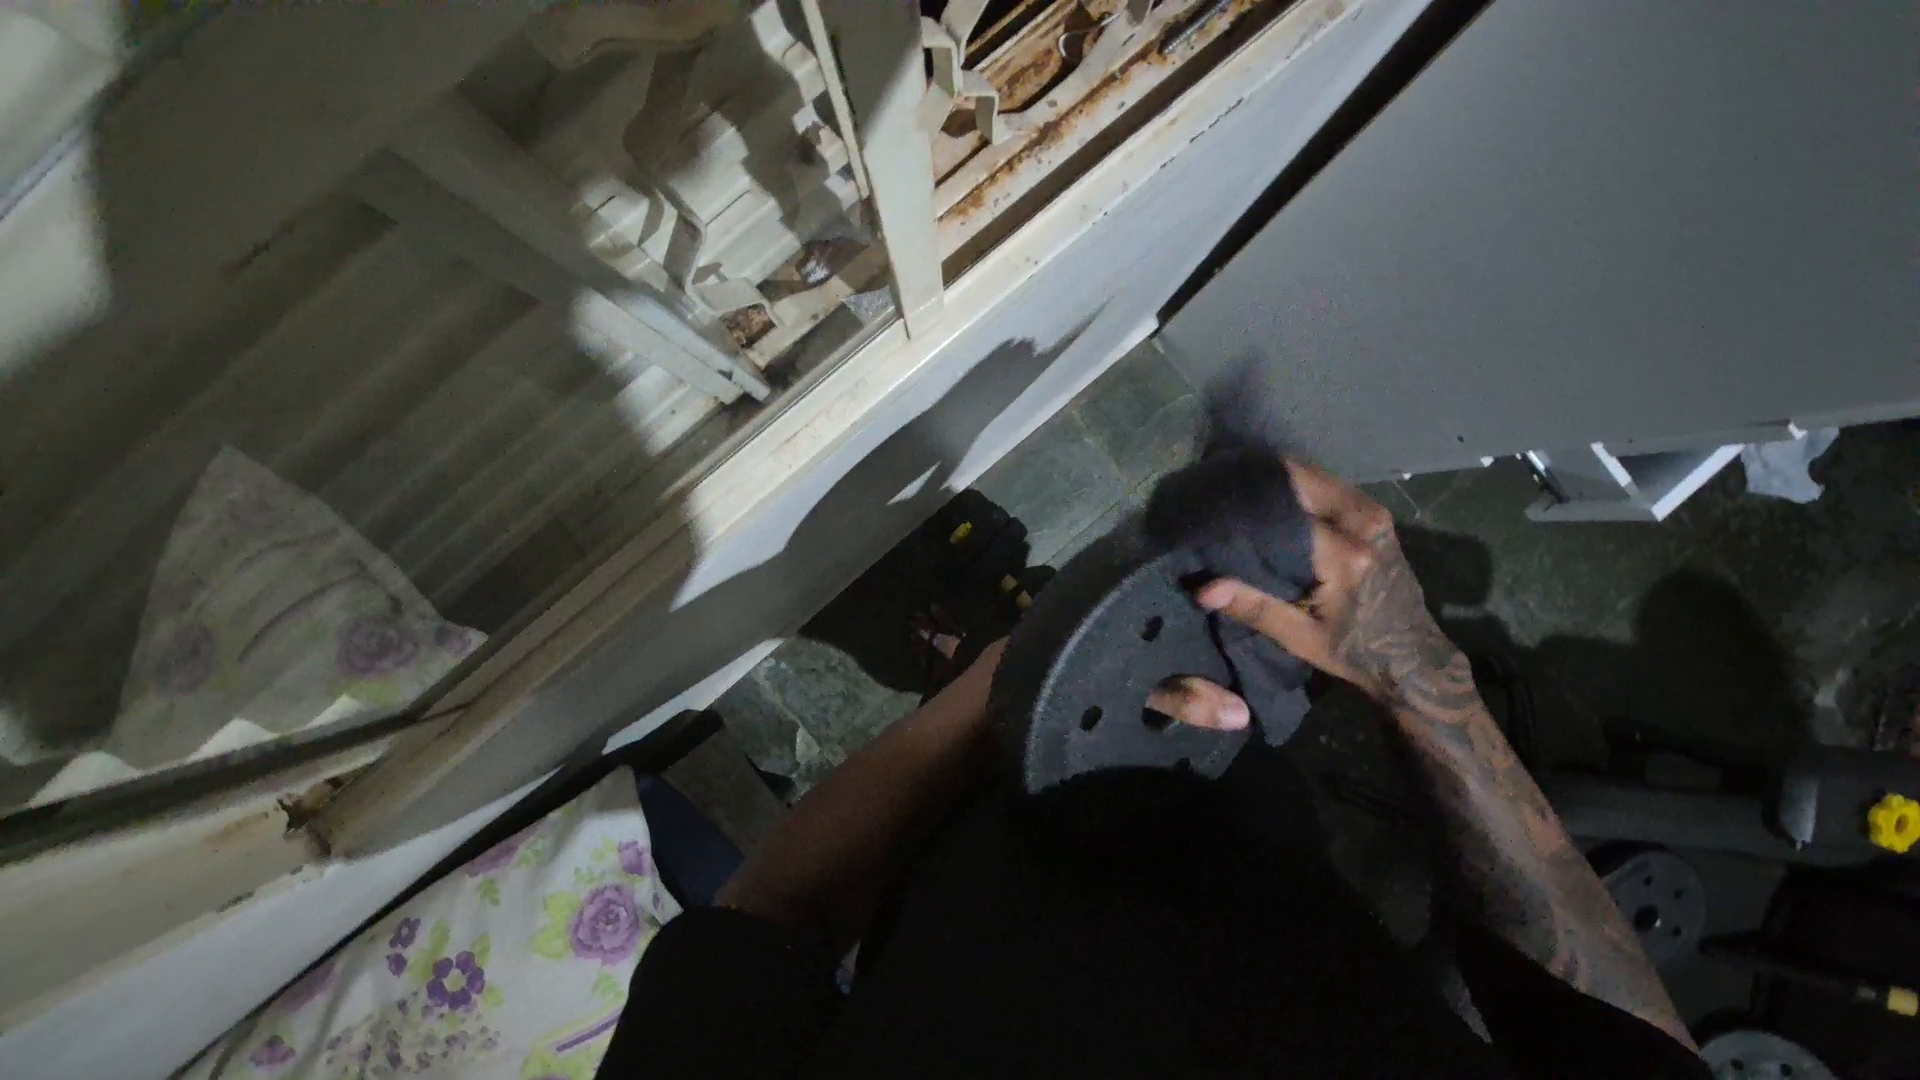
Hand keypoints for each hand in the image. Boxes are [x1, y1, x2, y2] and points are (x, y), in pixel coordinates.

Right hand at [1146, 460, 1460, 726]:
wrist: (1411, 658)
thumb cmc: (1352, 651)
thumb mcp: (1299, 637)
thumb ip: (1254, 607)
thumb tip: (1204, 589)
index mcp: (1346, 554)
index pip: (1286, 509)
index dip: (1247, 501)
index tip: (1212, 502)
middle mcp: (1364, 525)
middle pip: (1304, 481)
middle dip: (1264, 481)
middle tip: (1224, 491)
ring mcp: (1375, 518)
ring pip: (1318, 481)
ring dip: (1282, 483)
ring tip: (1243, 494)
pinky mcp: (1377, 520)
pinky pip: (1331, 491)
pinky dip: (1301, 492)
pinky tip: (1274, 504)